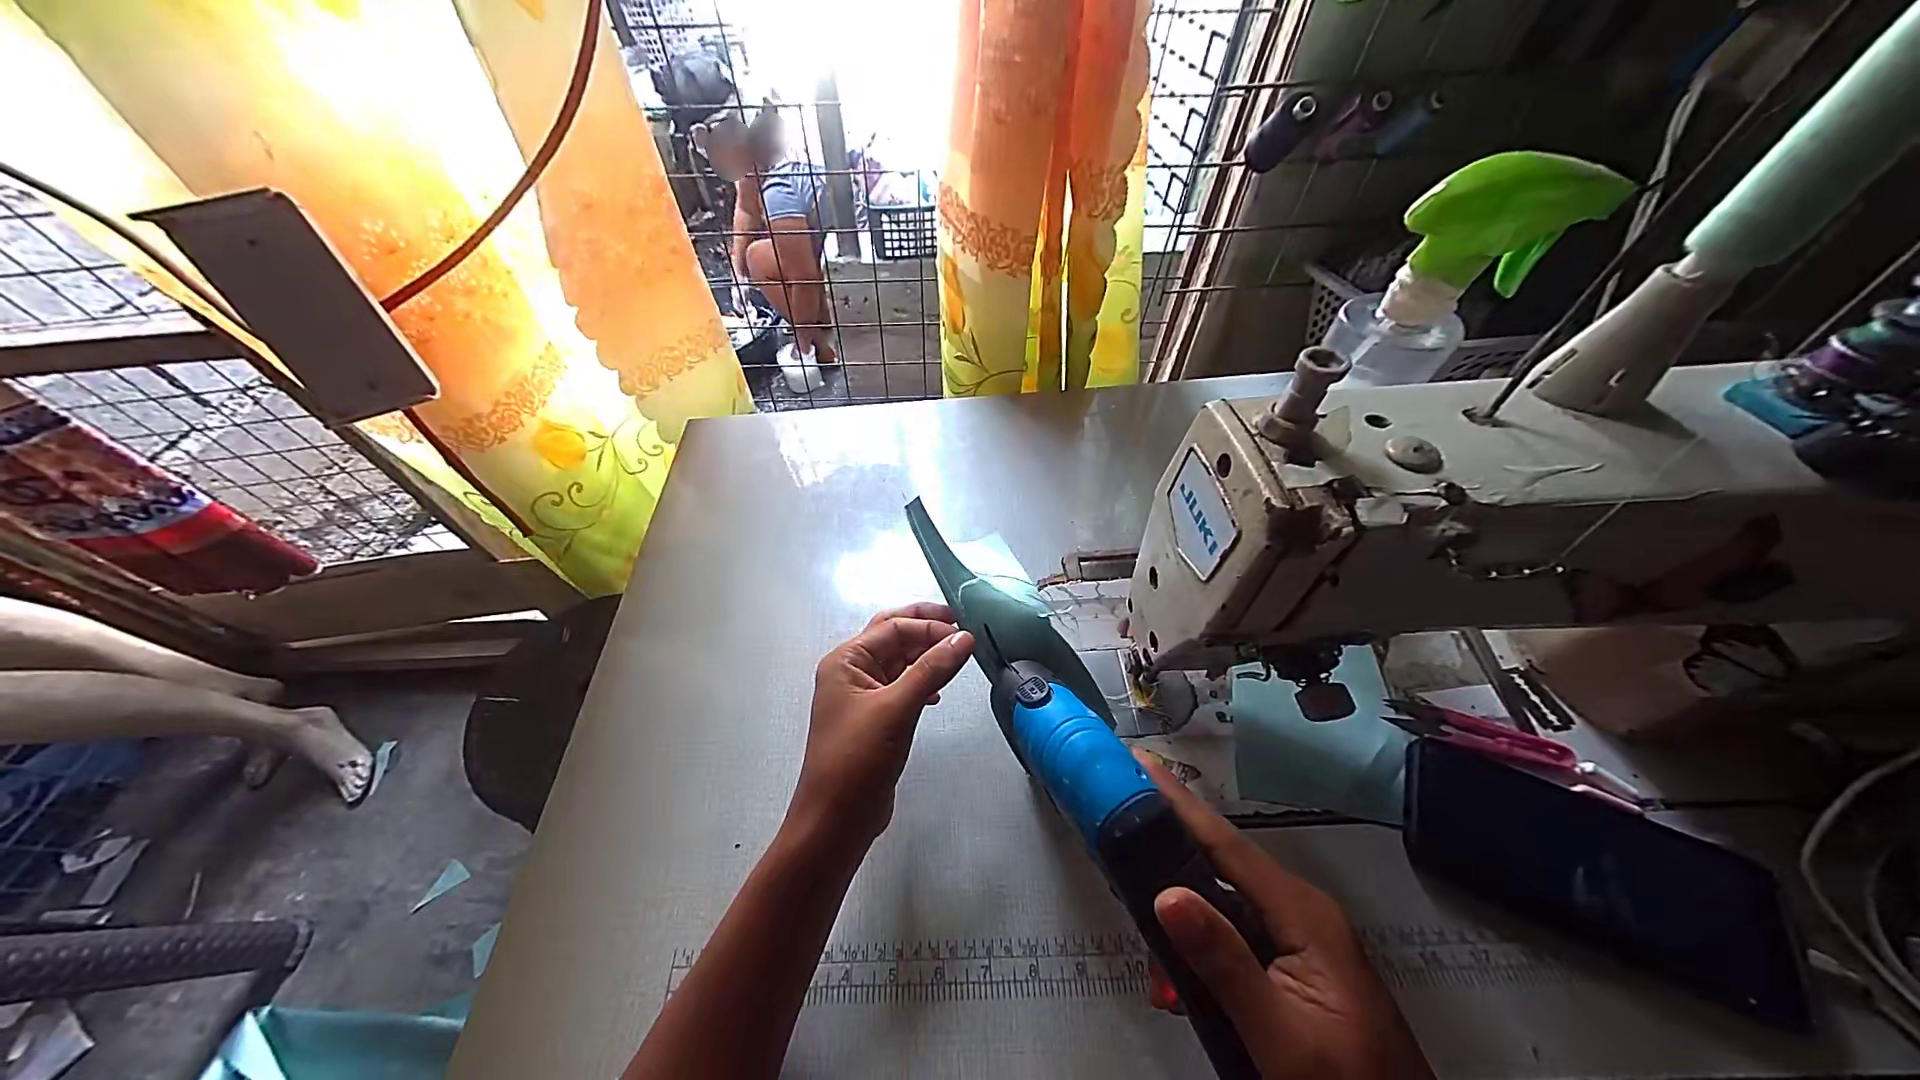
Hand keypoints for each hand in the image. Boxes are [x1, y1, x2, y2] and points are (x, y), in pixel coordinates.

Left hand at [791, 604, 973, 846]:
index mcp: (846, 661)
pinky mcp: (874, 719)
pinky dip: (922, 683)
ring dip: (926, 657)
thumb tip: (963, 639)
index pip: (893, 628)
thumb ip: (931, 669)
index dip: (929, 627)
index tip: (963, 635)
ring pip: (899, 662)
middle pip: (892, 637)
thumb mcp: (897, 708)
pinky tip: (937, 693)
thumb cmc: (856, 760)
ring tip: (956, 657)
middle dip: (925, 629)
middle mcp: (850, 673)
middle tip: (960, 626)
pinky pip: (901, 687)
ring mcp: (861, 696)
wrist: (836, 819)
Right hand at [1136, 751, 1433, 1079]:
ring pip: (1220, 907)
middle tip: (1121, 872)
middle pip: (1217, 868)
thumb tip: (1167, 895)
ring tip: (1162, 978)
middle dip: (1167, 876)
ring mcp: (1298, 935)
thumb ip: (1223, 963)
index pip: (1226, 842)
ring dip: (1183, 932)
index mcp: (1304, 913)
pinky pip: (1233, 935)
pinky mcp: (1292, 960)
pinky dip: (1202, 953)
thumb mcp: (1280, 1034)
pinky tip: (1186, 990)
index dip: (1179, 801)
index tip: (1141, 764)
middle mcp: (1300, 910)